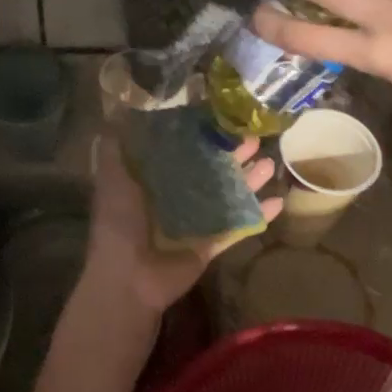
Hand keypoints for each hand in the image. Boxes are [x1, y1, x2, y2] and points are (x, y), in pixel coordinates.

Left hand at [82, 135, 281, 314]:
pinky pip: (238, 228)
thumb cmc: (119, 224)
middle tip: (254, 138)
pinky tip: (278, 200)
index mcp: (152, 182)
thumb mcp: (112, 180)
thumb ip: (114, 150)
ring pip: (228, 197)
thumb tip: (117, 114)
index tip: (220, 118)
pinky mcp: (210, 245)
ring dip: (249, 181)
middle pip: (210, 172)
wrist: (129, 277)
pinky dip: (257, 216)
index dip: (200, 137)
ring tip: (270, 163)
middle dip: (231, 155)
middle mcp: (175, 200)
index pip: (181, 153)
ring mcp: (195, 224)